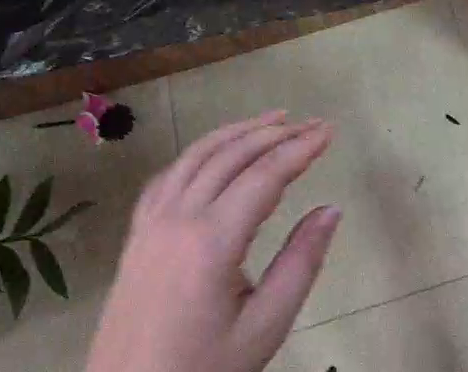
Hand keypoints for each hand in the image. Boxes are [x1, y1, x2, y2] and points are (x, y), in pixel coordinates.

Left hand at [84, 112, 340, 371]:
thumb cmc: (202, 369)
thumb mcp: (262, 329)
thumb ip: (300, 265)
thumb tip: (331, 210)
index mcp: (211, 241)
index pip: (265, 175)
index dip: (300, 148)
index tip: (329, 131)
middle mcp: (178, 217)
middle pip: (231, 155)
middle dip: (275, 133)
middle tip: (310, 123)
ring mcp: (151, 222)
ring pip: (197, 156)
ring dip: (237, 132)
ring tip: (272, 121)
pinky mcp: (136, 234)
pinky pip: (169, 175)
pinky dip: (199, 153)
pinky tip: (215, 153)